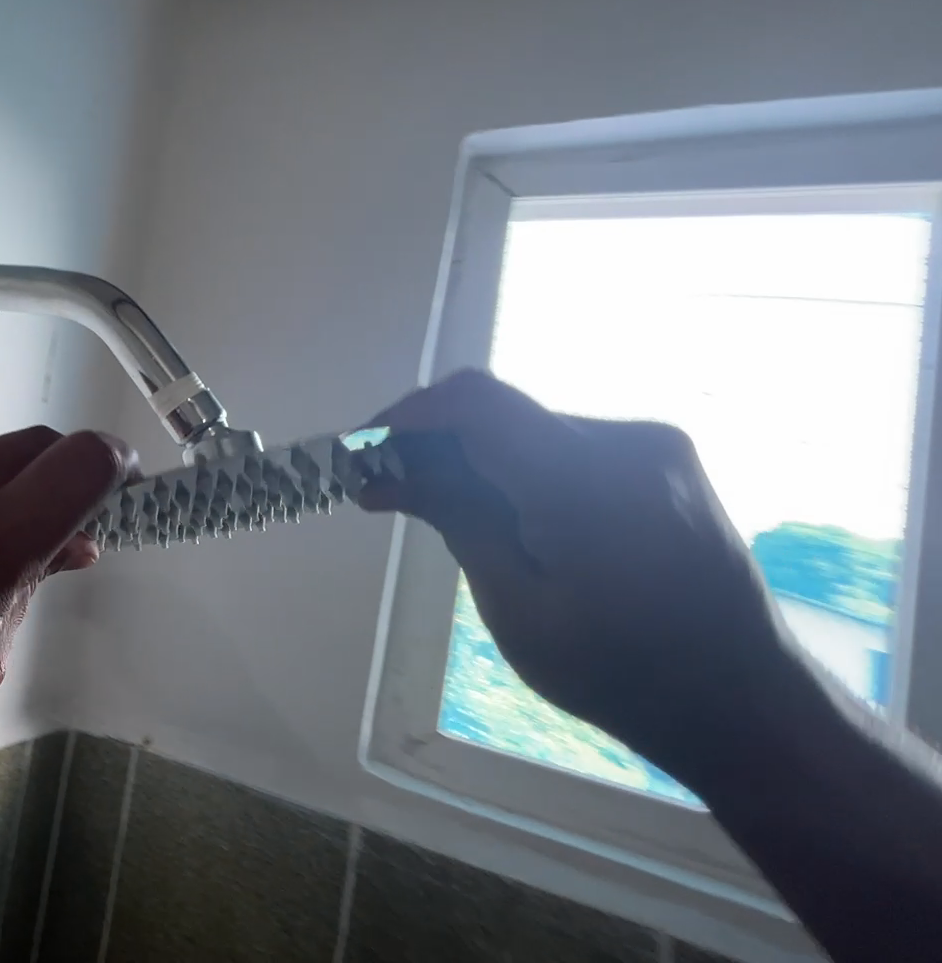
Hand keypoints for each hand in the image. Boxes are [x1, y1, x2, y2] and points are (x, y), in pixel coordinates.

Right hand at [359, 370, 794, 774]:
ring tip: (427, 501)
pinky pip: (556, 441)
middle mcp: (625, 441)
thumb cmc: (616, 669)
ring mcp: (648, 447)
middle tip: (382, 484)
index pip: (476, 404)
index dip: (407, 415)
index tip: (361, 450)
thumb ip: (453, 517)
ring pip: (521, 425)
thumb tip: (382, 474)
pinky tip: (487, 504)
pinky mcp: (657, 460)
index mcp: (587, 480)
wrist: (743, 699)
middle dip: (428, 440)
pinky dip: (507, 464)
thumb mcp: (513, 601)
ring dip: (466, 455)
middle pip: (494, 411)